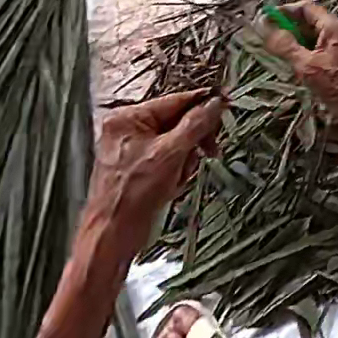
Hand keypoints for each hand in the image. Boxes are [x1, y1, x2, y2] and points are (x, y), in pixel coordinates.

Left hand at [79, 90, 226, 261]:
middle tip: (209, 148)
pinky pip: (169, 159)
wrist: (113, 237)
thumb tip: (213, 104)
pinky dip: (176, 171)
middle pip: (178, 122)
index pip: (176, 100)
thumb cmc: (130, 197)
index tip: (224, 103)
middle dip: (193, 140)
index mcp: (128, 118)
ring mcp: (133, 149)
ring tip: (177, 176)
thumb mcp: (171, 153)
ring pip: (177, 142)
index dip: (202, 104)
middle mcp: (127, 130)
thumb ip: (196, 124)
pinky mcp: (139, 168)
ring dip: (185, 159)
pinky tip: (171, 185)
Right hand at [260, 1, 337, 154]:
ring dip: (298, 43)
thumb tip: (264, 25)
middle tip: (271, 42)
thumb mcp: (307, 67)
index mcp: (335, 27)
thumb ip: (285, 45)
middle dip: (289, 29)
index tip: (267, 22)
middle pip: (311, 22)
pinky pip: (324, 49)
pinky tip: (299, 69)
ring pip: (317, 37)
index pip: (306, 8)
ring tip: (281, 57)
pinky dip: (309, 54)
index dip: (285, 11)